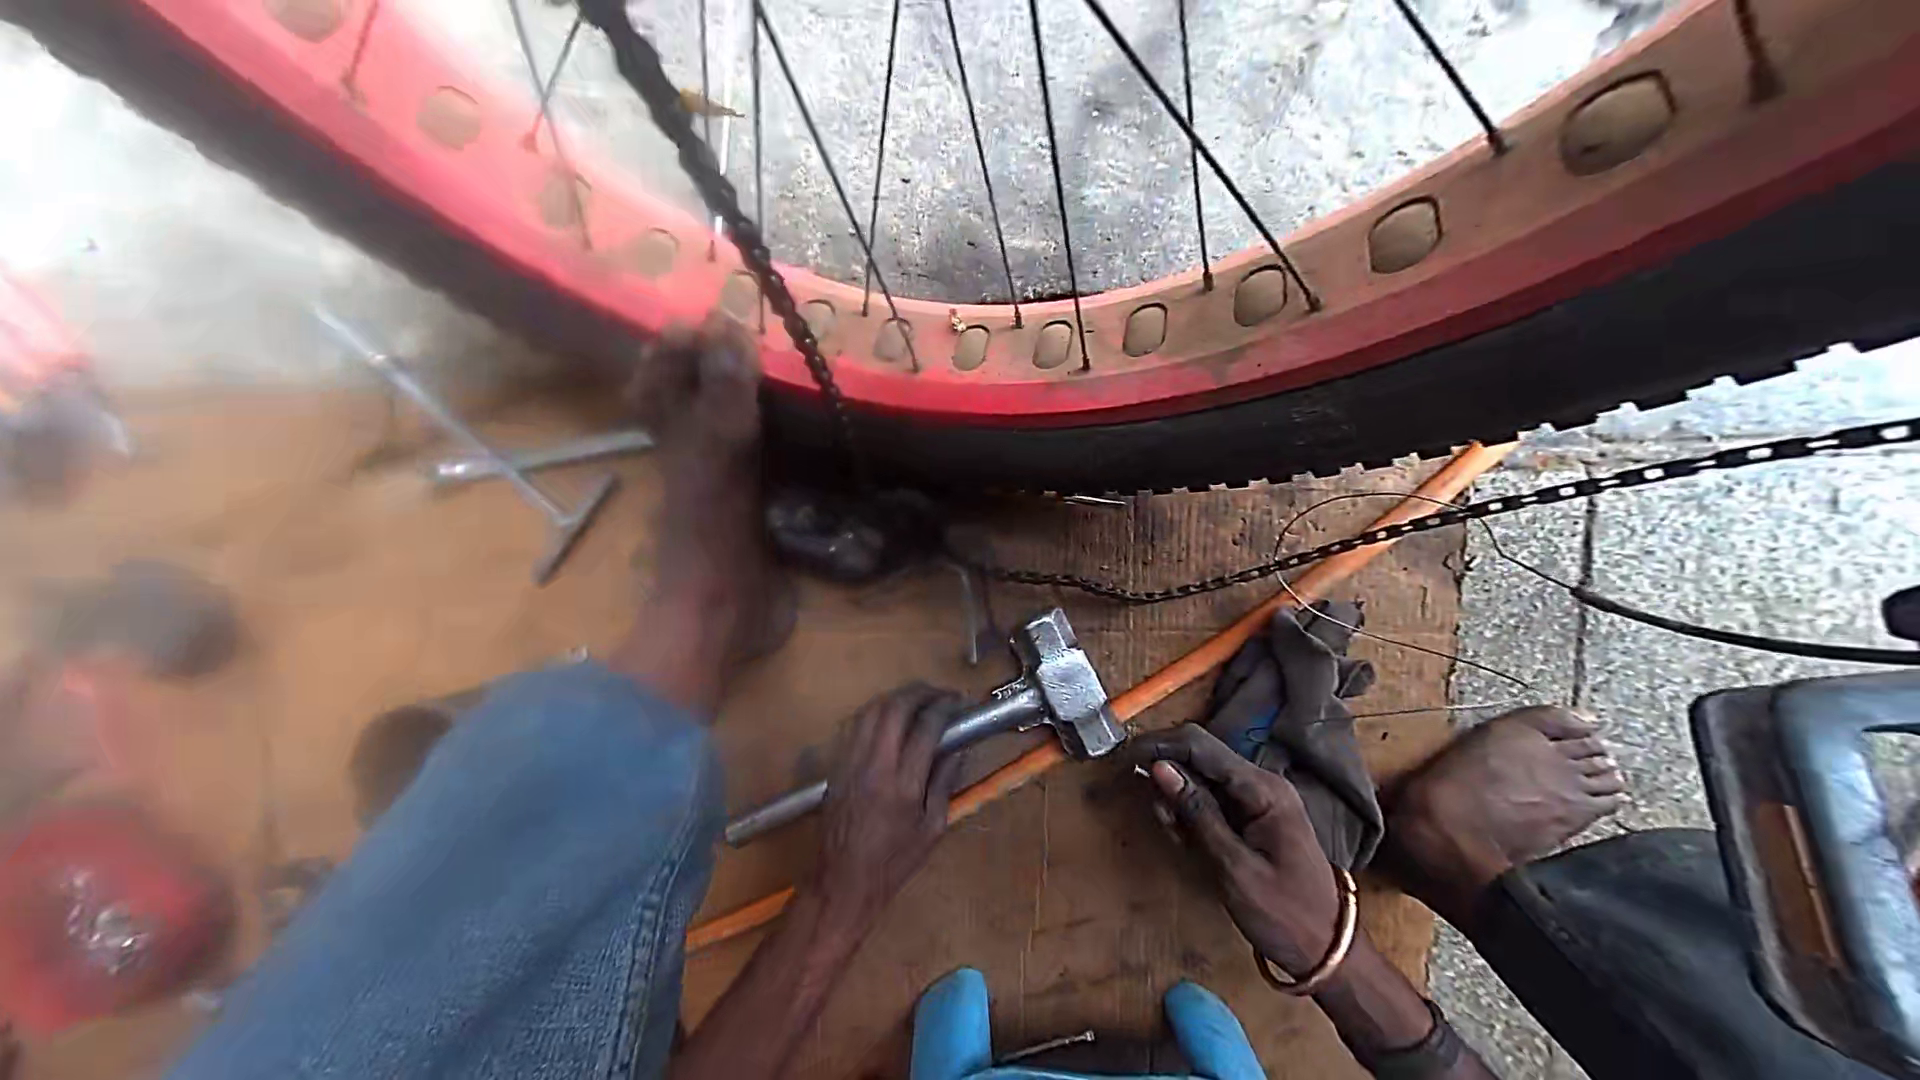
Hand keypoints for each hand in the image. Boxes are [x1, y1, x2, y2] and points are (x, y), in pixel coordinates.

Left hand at [811, 683, 966, 928]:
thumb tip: (957, 748)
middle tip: (939, 693)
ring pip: (871, 710)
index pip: (926, 727)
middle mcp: (874, 766)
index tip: (958, 702)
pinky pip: (854, 724)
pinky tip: (888, 715)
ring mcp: (850, 762)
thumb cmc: (894, 862)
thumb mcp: (932, 828)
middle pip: (895, 708)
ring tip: (917, 699)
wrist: (842, 882)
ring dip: (896, 696)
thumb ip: (944, 782)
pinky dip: (875, 711)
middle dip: (921, 692)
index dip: (945, 707)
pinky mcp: (835, 765)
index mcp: (903, 785)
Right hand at [1127, 725, 1344, 974]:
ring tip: (1175, 832)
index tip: (1126, 760)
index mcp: (1262, 788)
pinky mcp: (1251, 812)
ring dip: (1176, 795)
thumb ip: (1197, 811)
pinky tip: (1187, 837)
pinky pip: (1210, 795)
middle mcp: (1260, 782)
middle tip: (1155, 810)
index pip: (1200, 745)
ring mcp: (1257, 796)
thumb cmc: (1284, 914)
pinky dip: (1190, 810)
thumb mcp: (1234, 867)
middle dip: (1167, 773)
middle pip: (1198, 754)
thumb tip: (1159, 767)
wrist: (1330, 953)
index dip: (1160, 746)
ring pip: (1200, 774)